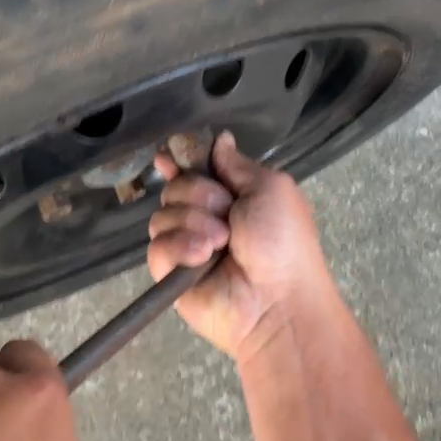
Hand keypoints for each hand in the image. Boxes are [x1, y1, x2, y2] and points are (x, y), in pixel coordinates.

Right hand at [145, 130, 338, 361]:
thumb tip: (221, 138)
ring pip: (163, 214)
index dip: (182, 161)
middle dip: (200, 194)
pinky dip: (180, 247)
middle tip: (227, 214)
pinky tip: (202, 257)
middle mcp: (206, 217)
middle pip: (176, 187)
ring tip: (221, 242)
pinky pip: (157, 246)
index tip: (168, 156)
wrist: (277, 302)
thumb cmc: (282, 241)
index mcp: (233, 195)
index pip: (196, 169)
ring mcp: (186, 245)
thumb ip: (237, 164)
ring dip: (194, 222)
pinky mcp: (170, 273)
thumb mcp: (271, 188)